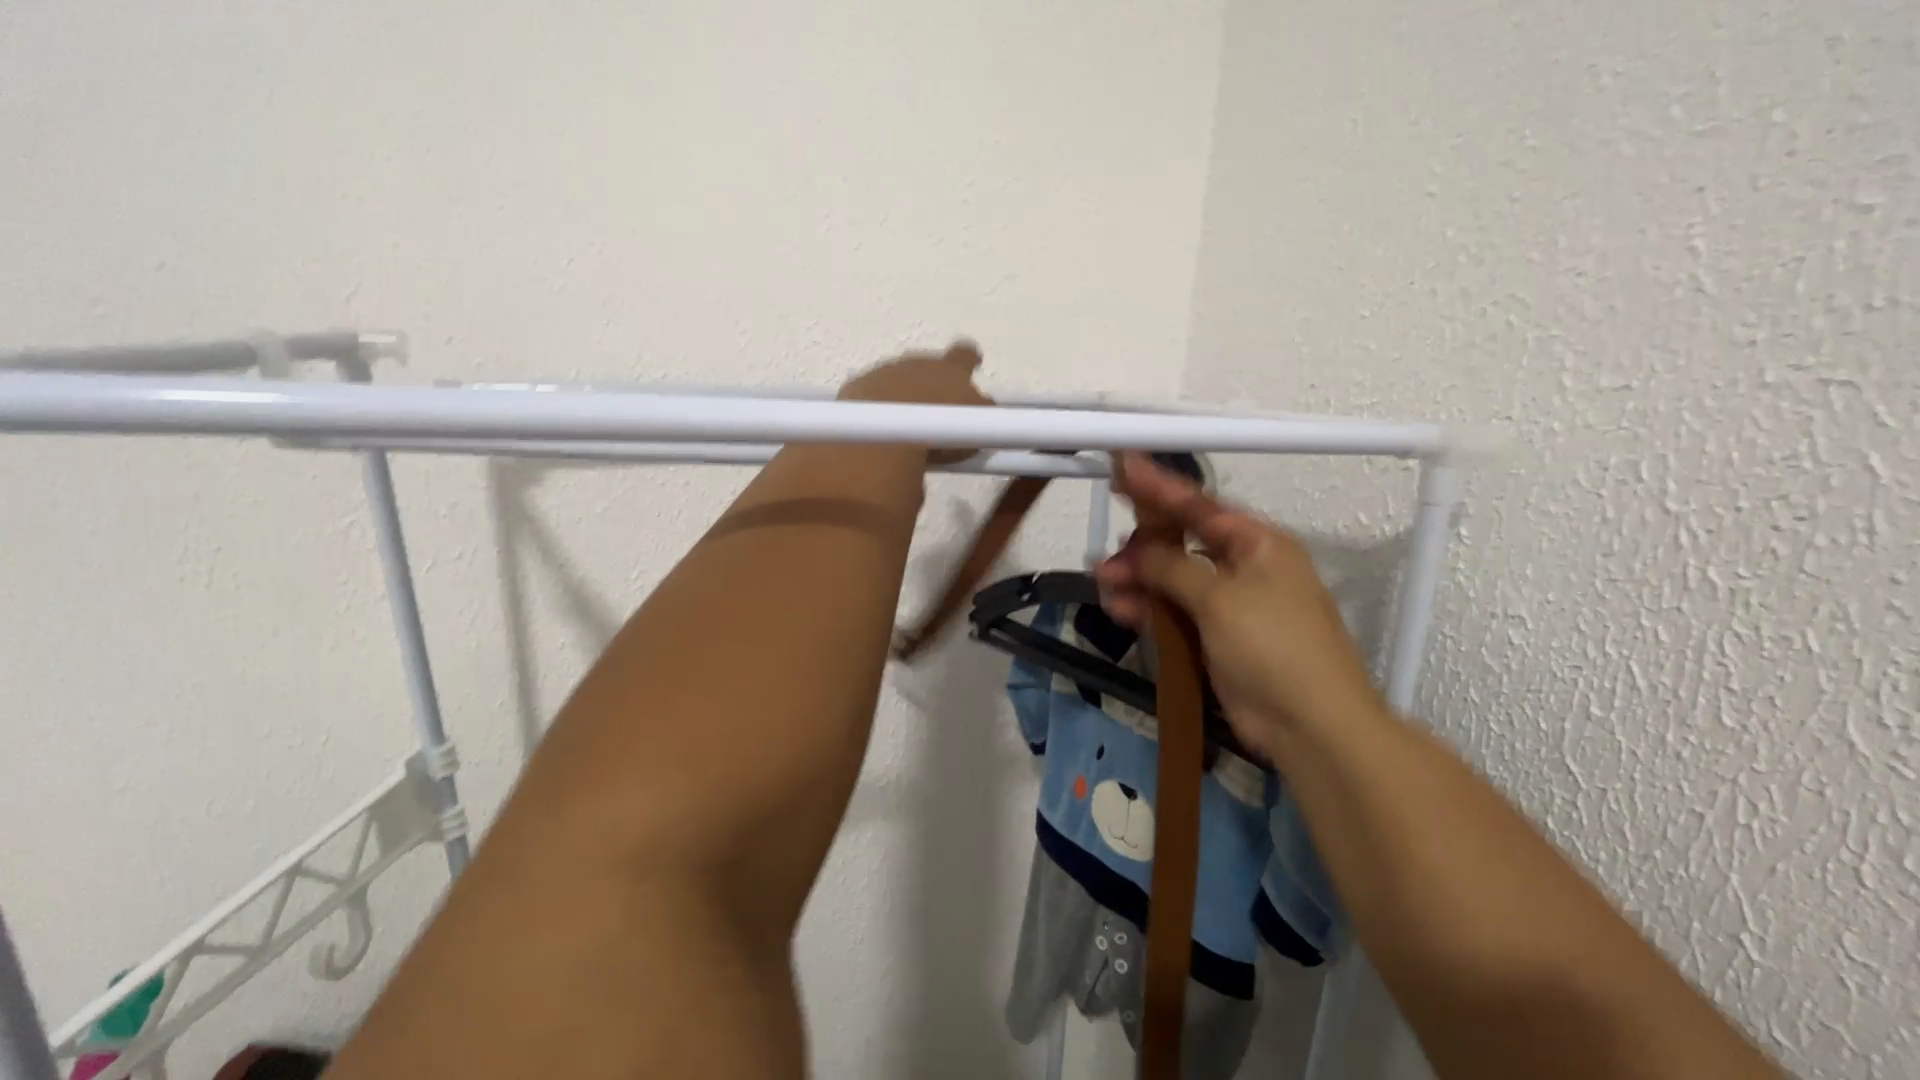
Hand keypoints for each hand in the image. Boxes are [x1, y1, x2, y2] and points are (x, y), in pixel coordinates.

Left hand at [838, 341, 993, 463]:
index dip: (968, 359)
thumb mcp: (975, 428)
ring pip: (895, 378)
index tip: (972, 363)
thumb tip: (984, 409)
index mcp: (951, 369)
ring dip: (900, 395)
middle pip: (925, 364)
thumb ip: (982, 414)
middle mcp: (916, 361)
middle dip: (929, 381)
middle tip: (932, 406)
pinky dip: (875, 407)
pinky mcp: (856, 389)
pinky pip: (869, 394)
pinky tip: (879, 430)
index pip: (964, 354)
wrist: (885, 435)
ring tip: (904, 424)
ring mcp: (883, 372)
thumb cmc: (939, 431)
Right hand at [1095, 453, 1386, 753]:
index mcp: (1258, 544)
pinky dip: (1148, 610)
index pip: (1199, 506)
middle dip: (1141, 547)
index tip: (1121, 467)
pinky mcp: (1215, 640)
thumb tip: (1138, 552)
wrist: (1309, 723)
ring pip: (1172, 581)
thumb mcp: (1220, 598)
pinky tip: (1120, 610)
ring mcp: (1229, 606)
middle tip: (1104, 553)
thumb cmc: (1273, 645)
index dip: (1158, 487)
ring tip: (1103, 584)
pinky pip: (1174, 614)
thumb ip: (1172, 567)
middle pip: (1182, 543)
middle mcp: (1243, 568)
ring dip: (1139, 581)